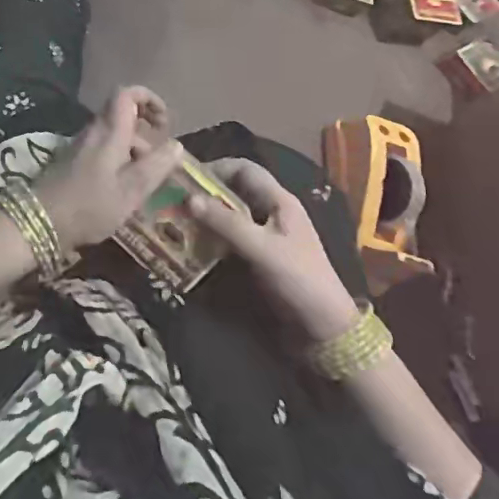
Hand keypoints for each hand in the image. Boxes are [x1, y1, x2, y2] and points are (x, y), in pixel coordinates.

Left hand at [35, 86, 185, 247]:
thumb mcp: (131, 190)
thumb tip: (177, 145)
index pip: (127, 93)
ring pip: (114, 135)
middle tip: (159, 161)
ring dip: (133, 150)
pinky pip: (103, 150)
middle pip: (122, 115)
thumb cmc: (90, 205)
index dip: (148, 99)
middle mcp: (94, 131)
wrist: (40, 222)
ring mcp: (81, 145)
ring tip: (145, 183)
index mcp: (110, 131)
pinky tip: (124, 190)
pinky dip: (119, 161)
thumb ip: (156, 166)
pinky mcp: (73, 161)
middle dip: (145, 133)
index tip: (164, 123)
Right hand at [191, 158, 360, 342]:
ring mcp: (265, 237)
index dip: (216, 168)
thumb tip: (188, 198)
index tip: (186, 179)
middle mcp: (271, 213)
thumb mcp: (261, 248)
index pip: (244, 169)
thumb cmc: (298, 280)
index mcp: (279, 201)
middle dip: (204, 195)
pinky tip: (191, 248)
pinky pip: (230, 240)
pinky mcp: (259, 259)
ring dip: (205, 219)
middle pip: (233, 192)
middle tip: (173, 203)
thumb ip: (225, 223)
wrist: (325, 331)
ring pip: (229, 217)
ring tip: (175, 225)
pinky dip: (211, 240)